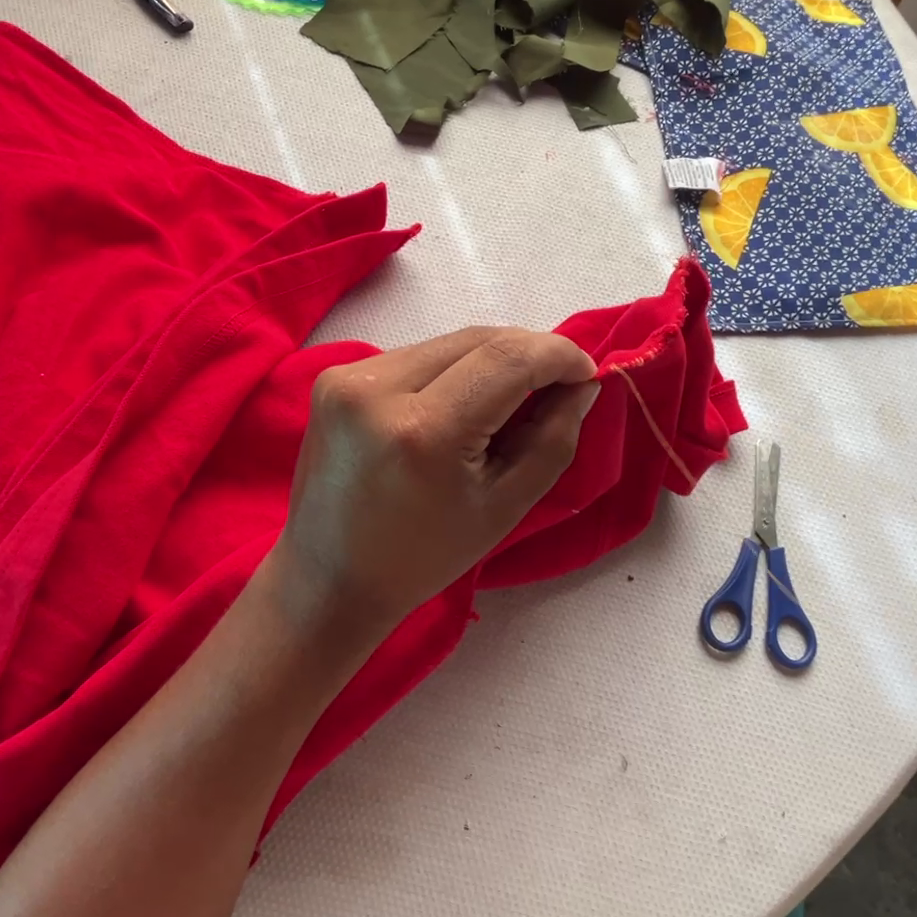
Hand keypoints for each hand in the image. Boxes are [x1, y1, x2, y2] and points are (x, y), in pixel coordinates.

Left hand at [270, 326, 598, 644]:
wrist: (330, 578)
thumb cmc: (423, 557)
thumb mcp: (505, 508)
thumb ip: (553, 439)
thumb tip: (582, 384)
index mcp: (423, 431)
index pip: (509, 358)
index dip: (559, 355)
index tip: (586, 375)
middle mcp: (377, 388)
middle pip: (478, 339)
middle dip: (529, 355)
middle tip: (557, 388)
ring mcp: (347, 377)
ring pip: (447, 343)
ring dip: (489, 361)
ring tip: (508, 403)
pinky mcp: (334, 378)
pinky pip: (414, 356)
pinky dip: (450, 371)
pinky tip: (459, 407)